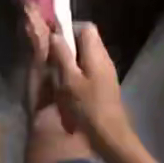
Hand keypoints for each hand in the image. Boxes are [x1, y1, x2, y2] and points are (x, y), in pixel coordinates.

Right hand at [49, 24, 137, 156]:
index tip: (54, 40)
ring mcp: (107, 71)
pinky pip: (90, 67)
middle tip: (53, 58)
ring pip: (88, 54)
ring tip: (59, 72)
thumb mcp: (69, 80)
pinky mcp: (106, 83)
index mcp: (96, 53)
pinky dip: (79, 70)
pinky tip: (69, 85)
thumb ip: (62, 55)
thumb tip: (55, 34)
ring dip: (73, 59)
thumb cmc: (88, 107)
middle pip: (87, 40)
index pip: (86, 27)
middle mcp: (104, 57)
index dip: (69, 28)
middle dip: (69, 45)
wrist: (110, 136)